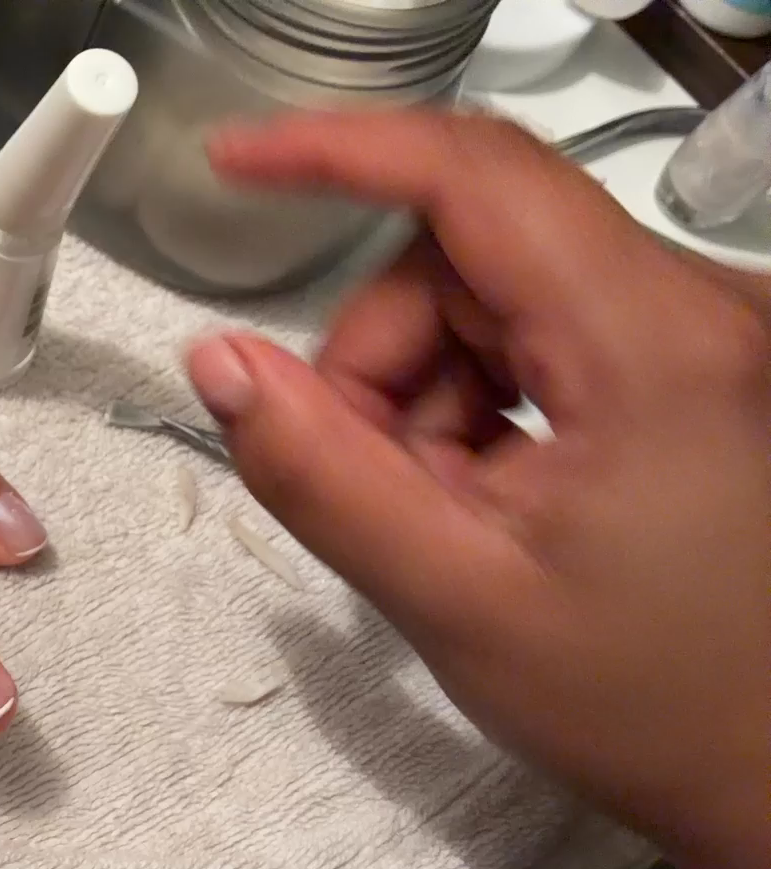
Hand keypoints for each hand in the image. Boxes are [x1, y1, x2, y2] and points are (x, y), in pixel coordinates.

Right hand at [188, 111, 769, 868]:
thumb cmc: (639, 697)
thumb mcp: (443, 589)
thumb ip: (313, 472)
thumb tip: (210, 361)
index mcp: (647, 347)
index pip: (474, 183)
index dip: (338, 152)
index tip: (229, 160)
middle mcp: (677, 313)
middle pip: (447, 269)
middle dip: (364, 367)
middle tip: (368, 479)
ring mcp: (670, 345)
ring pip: (460, 317)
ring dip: (398, 404)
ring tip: (427, 507)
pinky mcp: (654, 380)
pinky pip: (496, 357)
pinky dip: (442, 419)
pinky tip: (465, 495)